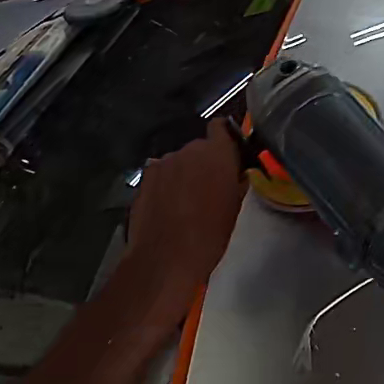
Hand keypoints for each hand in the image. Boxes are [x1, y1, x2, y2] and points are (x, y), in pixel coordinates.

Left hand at [125, 119, 246, 298]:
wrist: (166, 256)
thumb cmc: (209, 235)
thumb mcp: (233, 210)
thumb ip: (235, 184)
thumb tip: (236, 175)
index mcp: (218, 154)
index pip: (221, 127)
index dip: (224, 135)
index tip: (226, 150)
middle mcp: (191, 150)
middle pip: (199, 148)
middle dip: (203, 163)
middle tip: (207, 187)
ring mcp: (165, 161)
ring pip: (179, 161)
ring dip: (183, 173)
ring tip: (184, 200)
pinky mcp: (146, 175)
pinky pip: (161, 173)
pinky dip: (165, 183)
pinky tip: (166, 204)